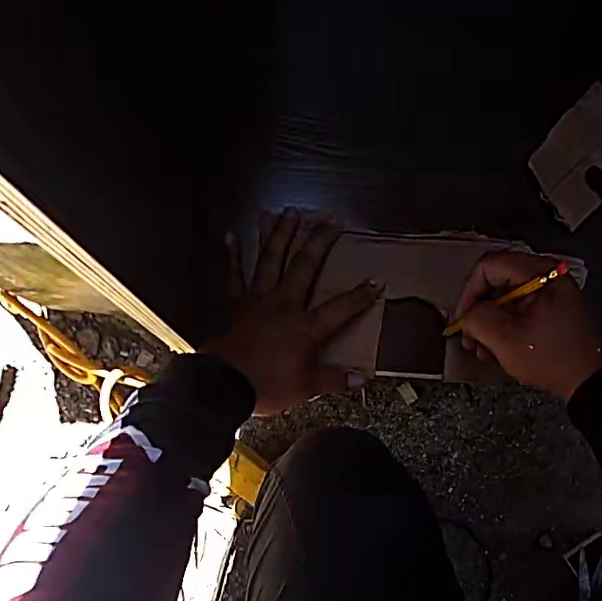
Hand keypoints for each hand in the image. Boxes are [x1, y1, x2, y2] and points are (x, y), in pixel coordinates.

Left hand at [207, 209, 380, 415]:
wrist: (225, 386)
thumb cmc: (267, 386)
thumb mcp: (307, 387)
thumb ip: (335, 379)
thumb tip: (361, 378)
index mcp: (306, 327)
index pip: (341, 307)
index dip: (361, 295)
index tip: (376, 282)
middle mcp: (284, 306)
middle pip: (305, 266)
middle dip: (320, 242)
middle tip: (330, 221)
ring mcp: (259, 302)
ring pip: (272, 260)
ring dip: (281, 235)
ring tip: (288, 213)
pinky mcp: (239, 306)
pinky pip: (236, 276)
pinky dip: (234, 256)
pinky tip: (231, 235)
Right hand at [454, 251, 601, 399]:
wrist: (588, 379)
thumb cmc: (554, 357)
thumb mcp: (506, 338)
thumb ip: (478, 319)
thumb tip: (468, 315)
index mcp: (539, 273)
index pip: (489, 267)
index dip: (469, 293)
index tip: (463, 319)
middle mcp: (546, 276)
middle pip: (497, 282)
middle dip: (479, 312)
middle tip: (469, 337)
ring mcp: (549, 293)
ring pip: (505, 299)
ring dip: (488, 323)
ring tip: (482, 349)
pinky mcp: (550, 310)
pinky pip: (518, 311)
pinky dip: (504, 328)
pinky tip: (497, 350)